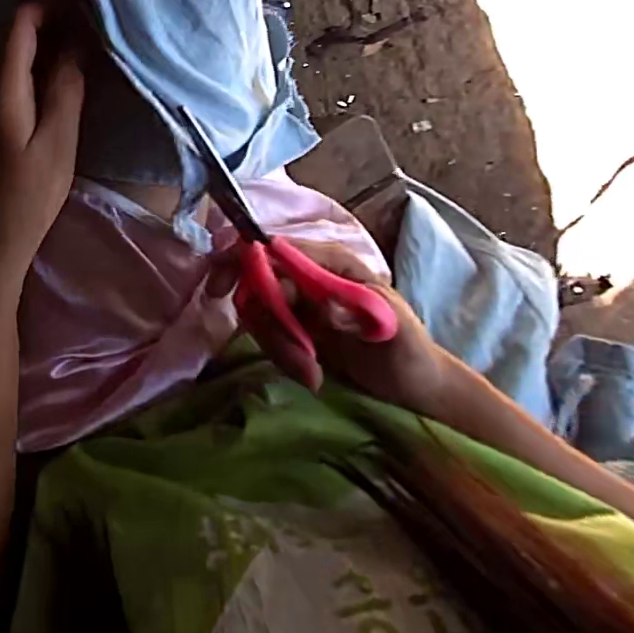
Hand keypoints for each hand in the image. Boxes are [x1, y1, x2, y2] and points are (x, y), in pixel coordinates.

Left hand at [0, 0, 85, 277]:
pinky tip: (51, 78)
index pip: (18, 25)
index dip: (48, 6)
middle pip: (8, 35)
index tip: (83, 5)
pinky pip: (2, 76)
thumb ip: (65, 88)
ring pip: (4, 55)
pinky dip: (27, 64)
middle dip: (46, 20)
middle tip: (87, 23)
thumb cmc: (29, 197)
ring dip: (37, 42)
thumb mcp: (58, 142)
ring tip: (76, 45)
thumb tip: (77, 40)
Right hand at [212, 239, 458, 415]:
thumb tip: (325, 305)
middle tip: (298, 357)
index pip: (273, 247)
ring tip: (313, 374)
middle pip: (256, 282)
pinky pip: (266, 335)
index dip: (241, 261)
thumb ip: (362, 312)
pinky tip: (311, 375)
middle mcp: (307, 274)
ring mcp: (296, 302)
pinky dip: (281, 357)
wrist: (411, 385)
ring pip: (257, 312)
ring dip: (277, 346)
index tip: (222, 290)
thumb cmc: (408, 347)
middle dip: (268, 324)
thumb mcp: (395, 328)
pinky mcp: (291, 328)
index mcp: (330, 261)